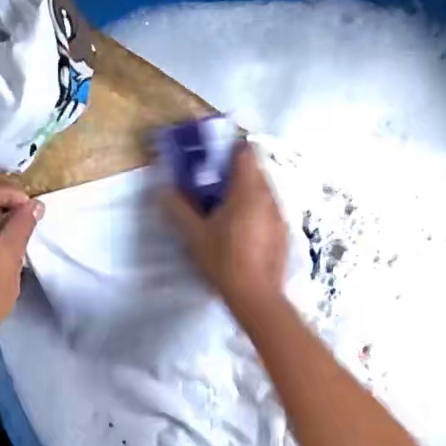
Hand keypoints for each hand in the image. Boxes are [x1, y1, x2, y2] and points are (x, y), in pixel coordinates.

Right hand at [162, 142, 288, 315]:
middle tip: (210, 186)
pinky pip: (268, 208)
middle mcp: (269, 196)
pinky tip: (239, 230)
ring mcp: (279, 214)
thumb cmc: (224, 260)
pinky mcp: (283, 231)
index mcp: (248, 190)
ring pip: (262, 190)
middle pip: (254, 169)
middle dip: (233, 172)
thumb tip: (162, 190)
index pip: (245, 151)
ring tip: (222, 209)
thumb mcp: (194, 235)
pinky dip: (254, 210)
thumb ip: (178, 208)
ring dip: (244, 191)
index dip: (228, 149)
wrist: (256, 296)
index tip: (210, 159)